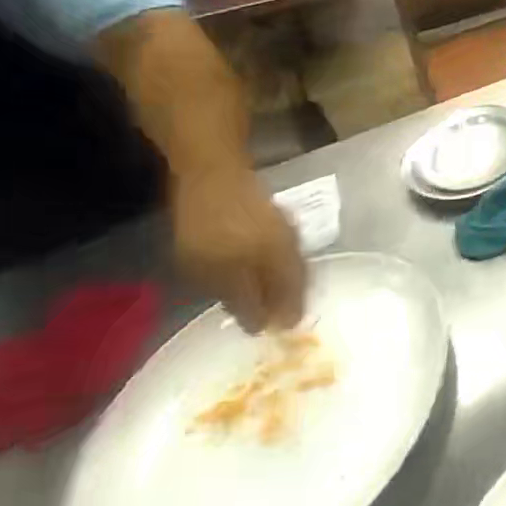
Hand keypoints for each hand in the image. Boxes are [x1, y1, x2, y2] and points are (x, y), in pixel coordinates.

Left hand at [171, 170, 304, 332]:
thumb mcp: (218, 271)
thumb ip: (242, 300)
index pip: (293, 296)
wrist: (211, 173)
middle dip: (286, 299)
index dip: (285, 316)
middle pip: (294, 280)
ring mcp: (280, 227)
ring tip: (264, 294)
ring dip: (278, 281)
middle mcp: (290, 245)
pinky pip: (275, 250)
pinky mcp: (267, 215)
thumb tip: (260, 326)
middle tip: (274, 316)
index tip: (278, 332)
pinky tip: (254, 267)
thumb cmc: (213, 228)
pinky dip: (268, 265)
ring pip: (285, 264)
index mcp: (284, 260)